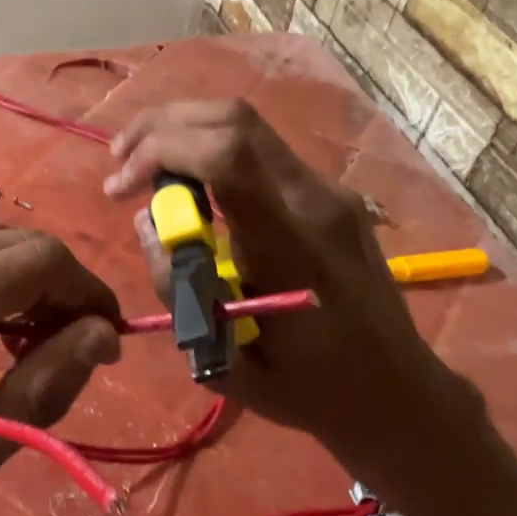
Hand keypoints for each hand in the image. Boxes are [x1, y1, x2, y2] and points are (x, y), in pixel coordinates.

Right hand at [103, 101, 485, 483]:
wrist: (397, 394)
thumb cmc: (308, 390)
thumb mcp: (224, 362)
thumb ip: (178, 287)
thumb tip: (146, 221)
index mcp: (293, 251)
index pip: (228, 159)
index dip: (162, 152)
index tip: (119, 188)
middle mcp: (316, 204)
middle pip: (234, 121)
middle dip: (161, 126)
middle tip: (118, 161)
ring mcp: (329, 192)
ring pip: (246, 124)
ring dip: (183, 131)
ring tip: (141, 164)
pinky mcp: (328, 194)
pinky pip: (259, 149)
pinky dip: (207, 147)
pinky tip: (185, 182)